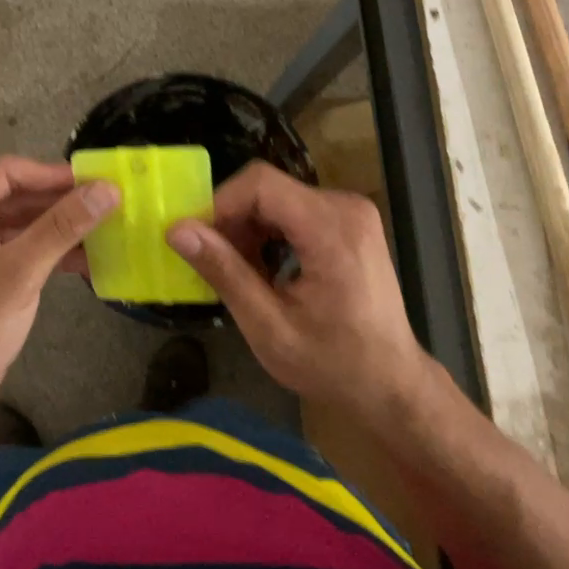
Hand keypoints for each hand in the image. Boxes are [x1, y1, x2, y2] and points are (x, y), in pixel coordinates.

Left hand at [0, 156, 119, 410]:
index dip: (51, 174)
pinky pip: (18, 244)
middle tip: (110, 201)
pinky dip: (48, 249)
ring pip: (19, 219)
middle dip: (59, 201)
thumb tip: (107, 189)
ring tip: (108, 226)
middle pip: (12, 194)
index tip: (98, 179)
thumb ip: (61, 228)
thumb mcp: (18, 274)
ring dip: (59, 226)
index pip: (3, 173)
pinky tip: (89, 256)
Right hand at [165, 162, 436, 424]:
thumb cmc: (333, 364)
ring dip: (247, 230)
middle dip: (231, 222)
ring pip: (275, 198)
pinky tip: (265, 270)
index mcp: (332, 230)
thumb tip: (177, 230)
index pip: (259, 184)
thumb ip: (224, 272)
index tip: (198, 242)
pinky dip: (268, 233)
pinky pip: (292, 209)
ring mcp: (351, 213)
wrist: (392, 385)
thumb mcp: (268, 326)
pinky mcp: (349, 222)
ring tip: (242, 274)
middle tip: (217, 266)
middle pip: (265, 189)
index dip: (219, 205)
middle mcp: (346, 208)